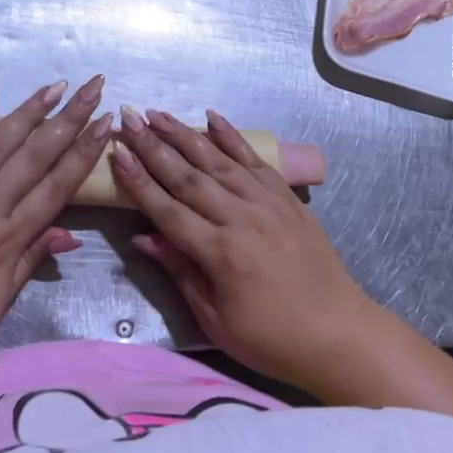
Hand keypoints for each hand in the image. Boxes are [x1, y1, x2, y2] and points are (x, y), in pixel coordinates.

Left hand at [0, 77, 111, 378]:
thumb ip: (29, 261)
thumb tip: (69, 235)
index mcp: (7, 241)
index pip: (57, 186)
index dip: (85, 151)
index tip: (106, 122)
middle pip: (34, 155)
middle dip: (69, 118)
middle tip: (93, 86)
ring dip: (28, 111)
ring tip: (55, 86)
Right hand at [110, 107, 385, 390]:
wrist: (337, 331)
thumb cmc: (270, 338)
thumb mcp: (216, 318)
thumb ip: (180, 271)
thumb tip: (142, 237)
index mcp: (220, 252)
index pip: (168, 209)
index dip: (138, 180)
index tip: (115, 153)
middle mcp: (242, 217)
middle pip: (188, 176)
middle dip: (153, 146)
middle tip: (128, 118)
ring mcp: (267, 202)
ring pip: (217, 159)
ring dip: (184, 134)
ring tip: (157, 114)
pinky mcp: (286, 196)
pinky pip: (253, 158)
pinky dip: (231, 136)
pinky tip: (211, 117)